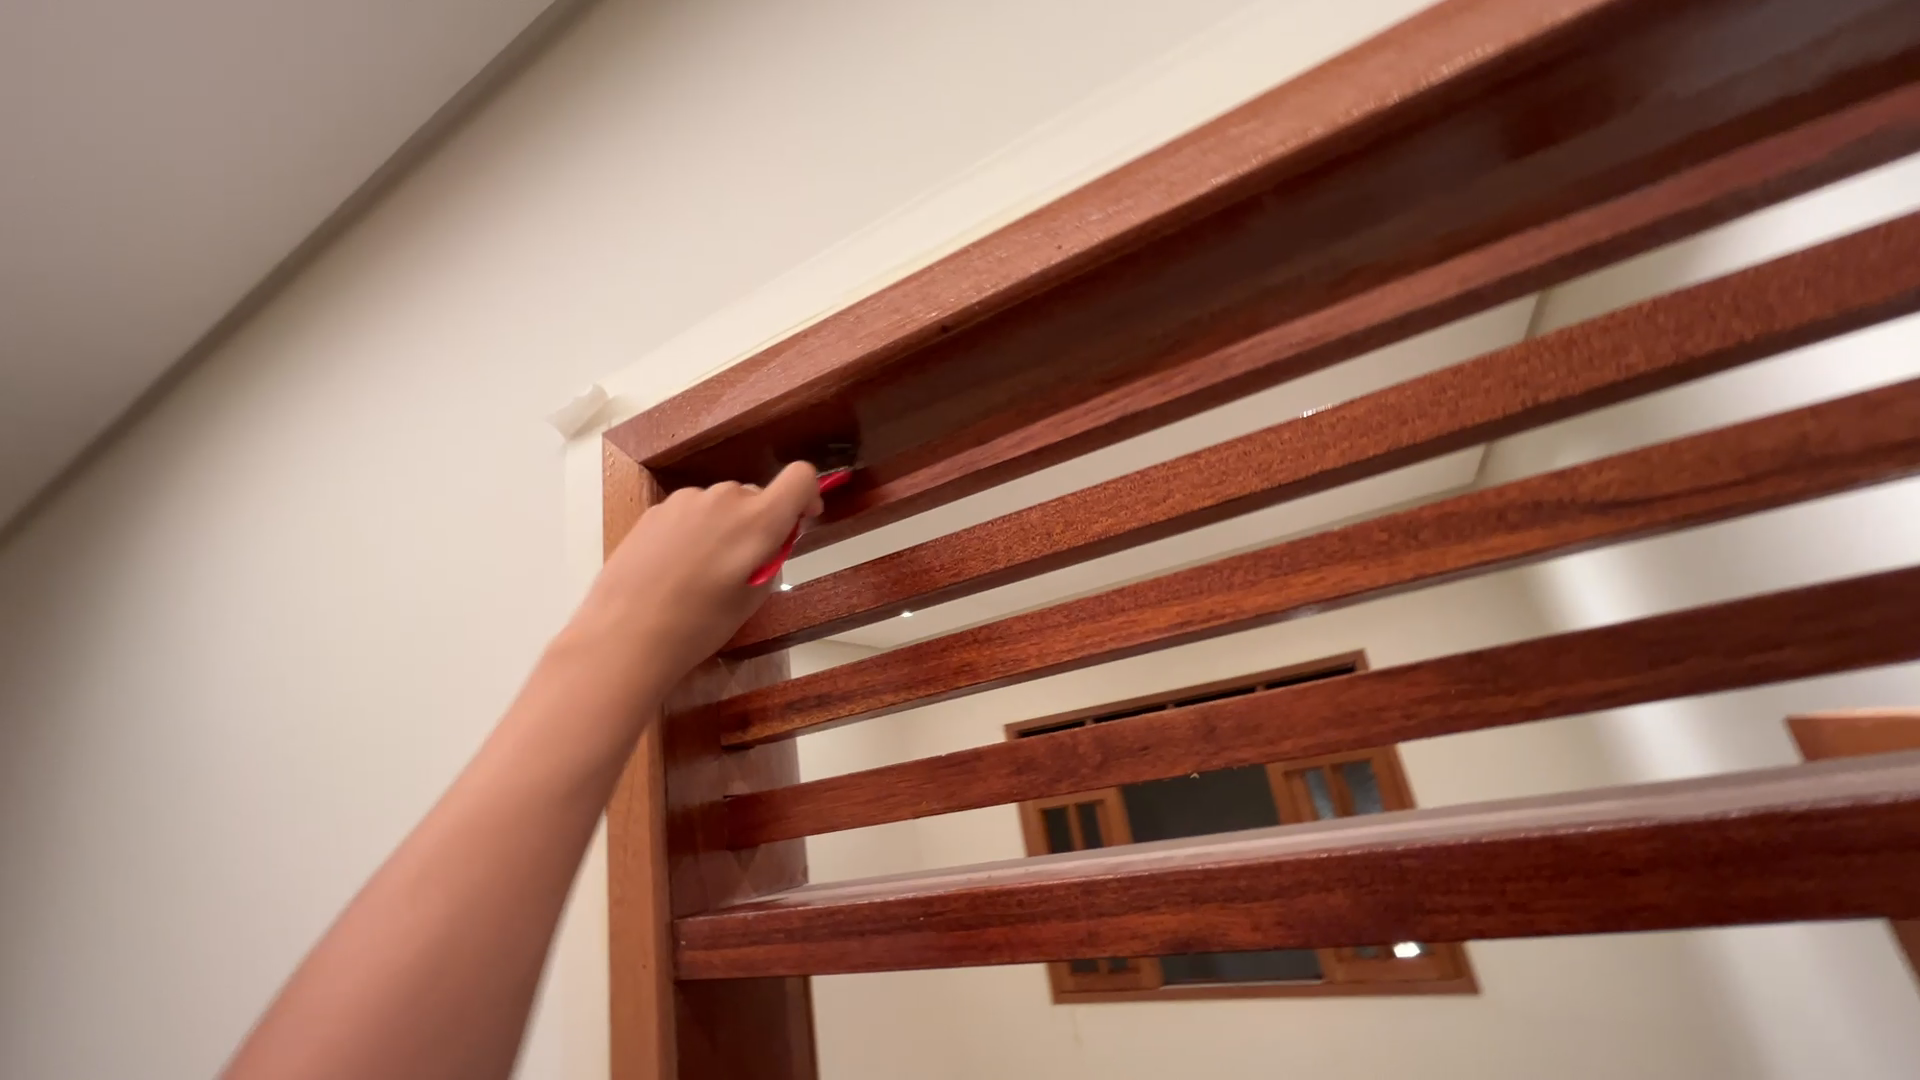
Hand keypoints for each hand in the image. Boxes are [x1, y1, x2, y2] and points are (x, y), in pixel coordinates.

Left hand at [571, 461, 823, 697]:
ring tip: (703, 572)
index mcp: (758, 520)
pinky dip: (696, 531)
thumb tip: (769, 540)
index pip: (801, 476)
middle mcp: (724, 498)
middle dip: (760, 521)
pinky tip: (675, 568)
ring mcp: (685, 500)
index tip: (800, 520)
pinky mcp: (655, 509)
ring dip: (725, 526)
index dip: (808, 494)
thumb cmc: (700, 625)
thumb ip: (771, 557)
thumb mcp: (753, 597)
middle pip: (757, 494)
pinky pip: (691, 512)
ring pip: (721, 504)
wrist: (624, 635)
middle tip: (744, 566)